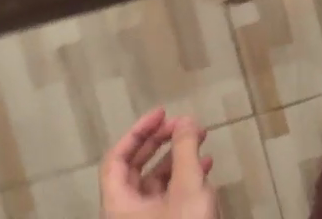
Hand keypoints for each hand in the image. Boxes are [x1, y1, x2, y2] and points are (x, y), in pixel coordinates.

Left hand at [100, 109, 216, 218]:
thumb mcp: (188, 187)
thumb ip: (186, 150)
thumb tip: (185, 120)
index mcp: (118, 204)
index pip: (115, 160)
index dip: (137, 132)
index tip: (163, 113)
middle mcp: (124, 212)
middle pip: (133, 168)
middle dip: (159, 141)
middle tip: (183, 123)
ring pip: (153, 181)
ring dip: (177, 156)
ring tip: (202, 138)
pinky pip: (167, 194)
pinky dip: (184, 175)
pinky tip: (206, 166)